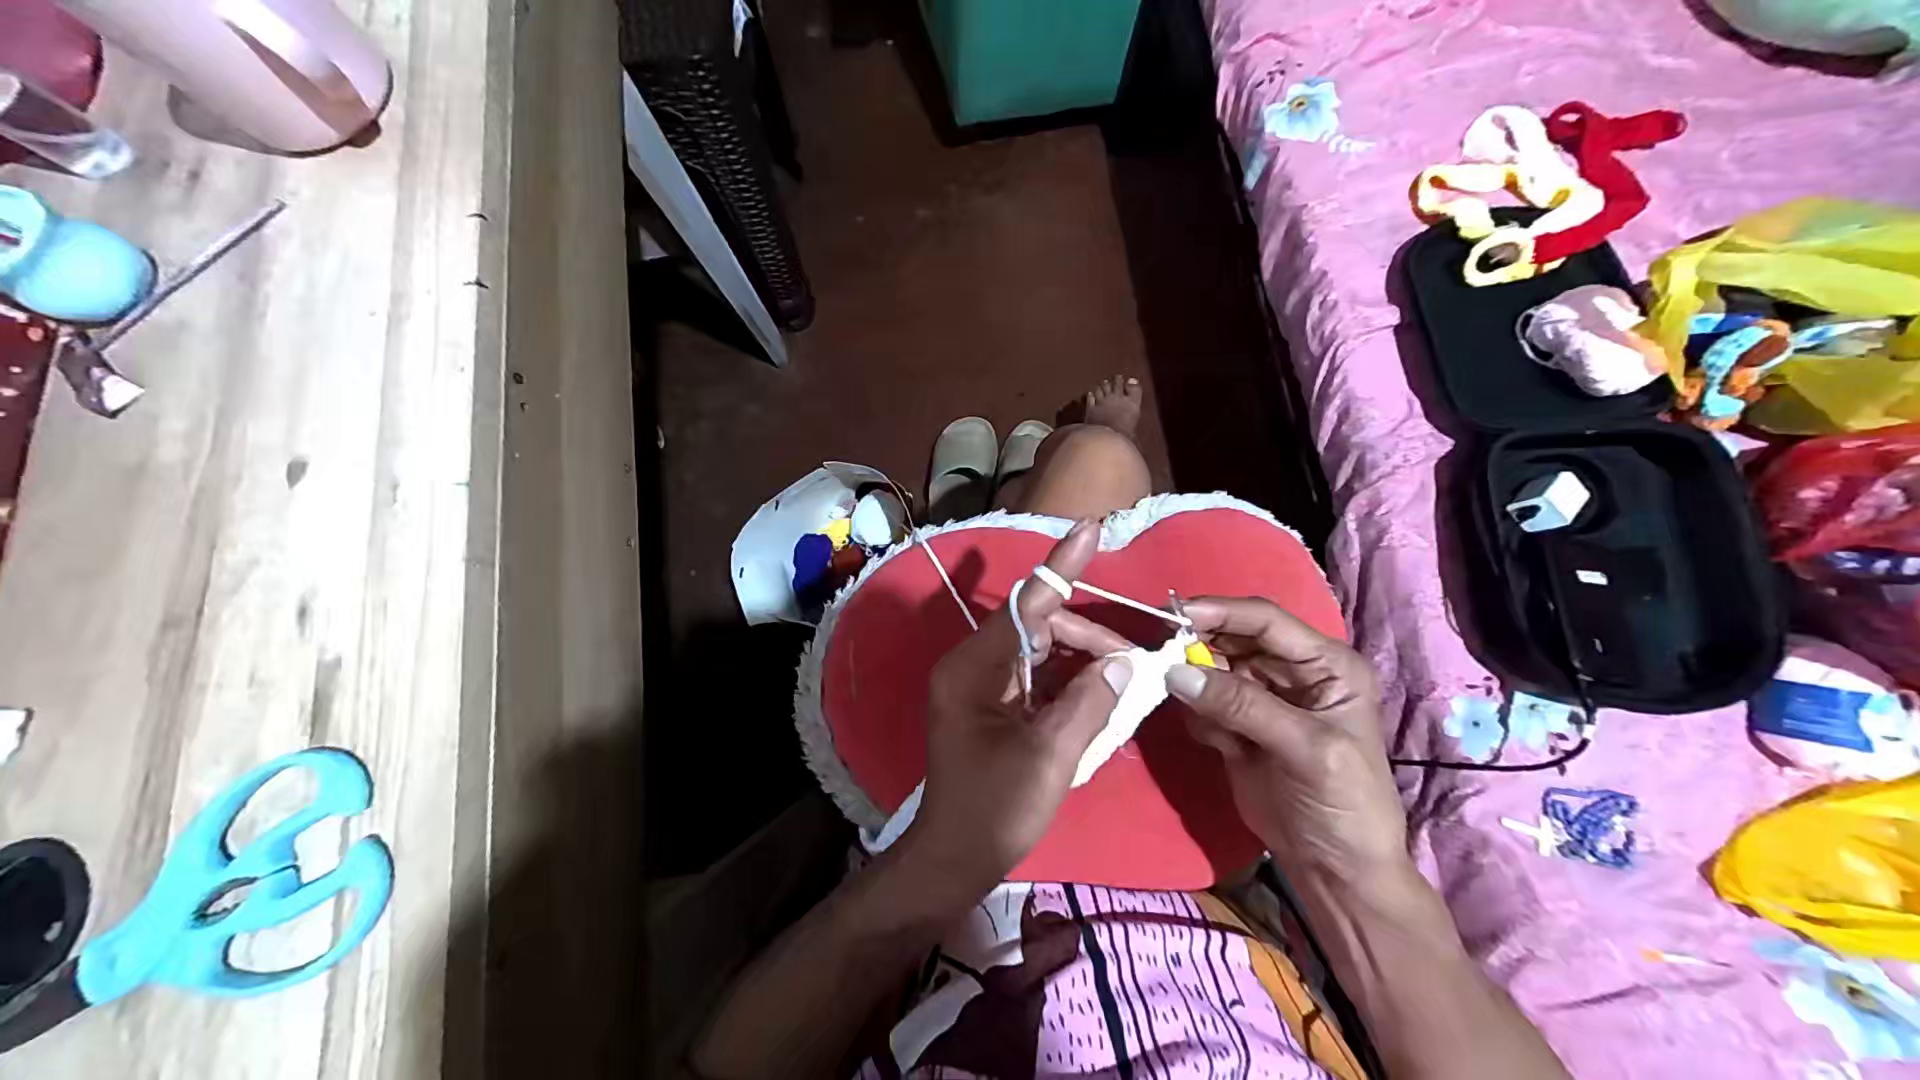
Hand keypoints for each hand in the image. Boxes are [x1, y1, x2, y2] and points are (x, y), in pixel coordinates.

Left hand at [909, 521, 1133, 889]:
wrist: (955, 858)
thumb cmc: (995, 810)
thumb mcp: (1049, 758)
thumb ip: (1088, 702)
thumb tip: (1122, 661)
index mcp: (974, 669)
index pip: (1026, 606)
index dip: (1060, 566)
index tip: (1090, 528)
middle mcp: (973, 666)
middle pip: (1038, 627)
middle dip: (1087, 634)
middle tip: (1133, 657)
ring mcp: (982, 685)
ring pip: (1041, 651)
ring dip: (1083, 657)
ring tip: (1126, 674)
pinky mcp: (994, 705)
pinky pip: (1038, 676)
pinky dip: (1071, 679)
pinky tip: (1102, 688)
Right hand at [1165, 597, 1406, 882]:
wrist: (1336, 872)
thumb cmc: (1344, 805)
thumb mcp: (1306, 750)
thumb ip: (1243, 706)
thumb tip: (1175, 671)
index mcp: (1326, 664)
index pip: (1265, 620)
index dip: (1220, 611)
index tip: (1171, 614)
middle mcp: (1291, 671)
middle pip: (1231, 637)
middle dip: (1197, 646)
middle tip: (1162, 659)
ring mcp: (1261, 697)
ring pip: (1210, 667)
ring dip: (1193, 683)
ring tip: (1204, 719)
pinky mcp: (1236, 722)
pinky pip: (1201, 700)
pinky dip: (1196, 714)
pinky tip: (1219, 745)